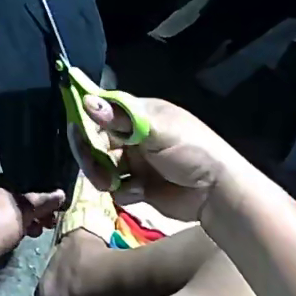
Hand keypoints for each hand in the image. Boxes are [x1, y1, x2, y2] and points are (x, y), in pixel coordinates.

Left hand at [0, 186, 66, 271]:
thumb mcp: (23, 212)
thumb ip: (41, 204)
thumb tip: (61, 193)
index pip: (25, 195)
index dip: (41, 204)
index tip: (55, 214)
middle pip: (20, 208)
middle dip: (35, 217)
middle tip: (49, 226)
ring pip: (13, 222)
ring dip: (26, 227)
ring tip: (37, 234)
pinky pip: (6, 232)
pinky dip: (15, 236)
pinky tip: (21, 241)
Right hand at [70, 94, 245, 219]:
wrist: (219, 194)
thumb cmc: (192, 151)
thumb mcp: (156, 130)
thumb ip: (120, 117)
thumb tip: (86, 101)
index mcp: (138, 114)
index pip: (101, 112)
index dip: (86, 121)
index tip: (76, 134)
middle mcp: (133, 135)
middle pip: (97, 142)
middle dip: (92, 156)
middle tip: (95, 171)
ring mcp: (136, 161)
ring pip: (102, 166)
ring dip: (102, 176)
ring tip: (111, 186)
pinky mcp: (139, 186)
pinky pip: (116, 187)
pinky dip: (122, 191)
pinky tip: (137, 194)